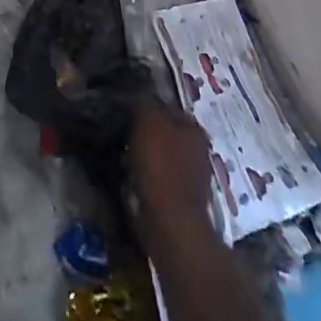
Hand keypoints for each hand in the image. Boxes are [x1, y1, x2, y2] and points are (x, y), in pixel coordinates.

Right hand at [128, 101, 213, 226]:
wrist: (170, 222)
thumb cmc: (160, 167)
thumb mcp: (149, 123)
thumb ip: (146, 105)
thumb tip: (142, 98)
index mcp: (194, 129)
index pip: (168, 107)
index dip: (146, 108)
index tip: (127, 114)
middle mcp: (198, 149)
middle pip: (165, 133)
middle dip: (144, 134)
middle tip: (123, 136)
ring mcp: (191, 176)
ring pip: (160, 156)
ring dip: (143, 157)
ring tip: (123, 159)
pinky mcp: (180, 198)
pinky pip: (157, 179)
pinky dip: (145, 178)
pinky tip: (131, 180)